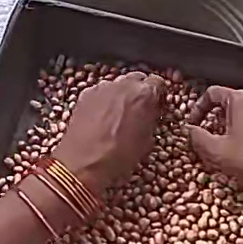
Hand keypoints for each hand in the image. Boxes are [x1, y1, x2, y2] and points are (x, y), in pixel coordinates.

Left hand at [51, 72, 166, 191]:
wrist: (83, 163)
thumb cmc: (118, 156)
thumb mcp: (146, 141)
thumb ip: (150, 119)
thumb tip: (150, 113)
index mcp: (144, 94)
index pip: (158, 83)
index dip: (159, 95)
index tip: (158, 104)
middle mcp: (123, 85)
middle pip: (137, 79)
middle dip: (140, 91)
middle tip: (140, 108)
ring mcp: (102, 88)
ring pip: (118, 84)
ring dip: (122, 94)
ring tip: (120, 113)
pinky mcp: (85, 95)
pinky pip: (101, 92)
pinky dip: (105, 100)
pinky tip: (103, 116)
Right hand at [184, 86, 242, 221]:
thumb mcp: (216, 151)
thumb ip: (197, 136)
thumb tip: (190, 130)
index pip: (213, 93)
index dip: (199, 108)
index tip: (194, 124)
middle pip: (232, 101)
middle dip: (217, 118)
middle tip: (211, 138)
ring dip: (236, 126)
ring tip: (230, 147)